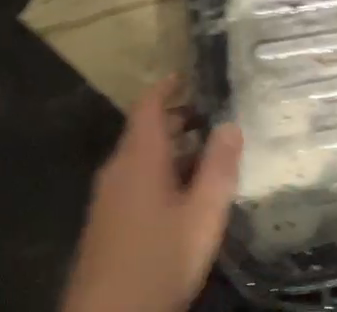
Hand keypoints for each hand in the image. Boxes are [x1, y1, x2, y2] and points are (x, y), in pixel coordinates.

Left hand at [60, 78, 244, 311]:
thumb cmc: (158, 261)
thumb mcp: (202, 216)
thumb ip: (218, 169)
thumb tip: (231, 124)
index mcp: (138, 157)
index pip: (149, 104)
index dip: (169, 86)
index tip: (190, 75)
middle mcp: (117, 169)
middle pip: (144, 130)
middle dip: (177, 120)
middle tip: (212, 118)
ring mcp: (107, 198)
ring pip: (139, 158)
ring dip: (170, 150)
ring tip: (206, 156)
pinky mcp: (105, 225)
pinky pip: (133, 181)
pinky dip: (158, 174)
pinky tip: (182, 198)